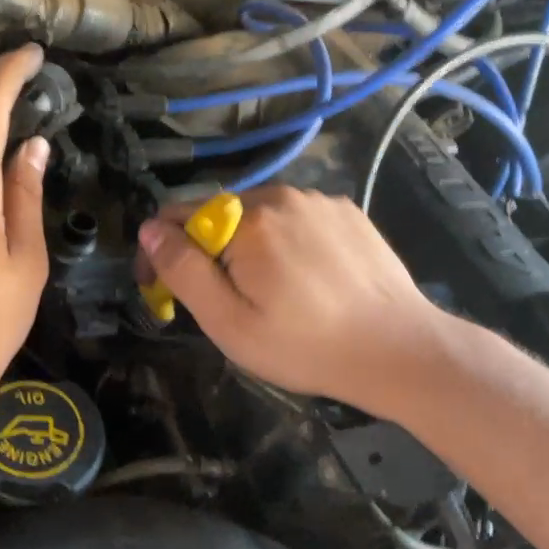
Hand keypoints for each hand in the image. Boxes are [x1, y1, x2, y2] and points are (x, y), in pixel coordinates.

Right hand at [138, 186, 451, 415]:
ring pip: (258, 217)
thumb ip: (183, 270)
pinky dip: (283, 244)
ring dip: (244, 247)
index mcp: (248, 220)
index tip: (162, 291)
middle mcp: (282, 197)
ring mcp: (320, 202)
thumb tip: (149, 229)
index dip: (160, 252)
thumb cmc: (304, 345)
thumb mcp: (228, 321)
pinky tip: (301, 281)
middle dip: (204, 252)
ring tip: (264, 295)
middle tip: (218, 303)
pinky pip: (295, 220)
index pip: (177, 216)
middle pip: (218, 216)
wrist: (399, 351)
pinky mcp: (348, 214)